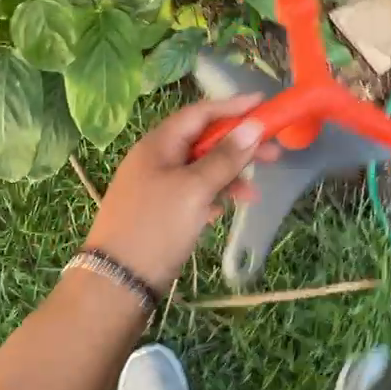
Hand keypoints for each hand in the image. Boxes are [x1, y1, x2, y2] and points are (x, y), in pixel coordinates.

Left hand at [82, 95, 274, 292]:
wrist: (116, 285)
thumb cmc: (156, 228)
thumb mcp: (195, 189)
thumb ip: (224, 157)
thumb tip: (252, 126)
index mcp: (158, 144)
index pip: (200, 113)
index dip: (232, 107)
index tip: (263, 104)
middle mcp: (156, 158)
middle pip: (203, 140)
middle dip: (238, 145)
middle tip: (274, 152)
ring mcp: (156, 186)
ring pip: (200, 168)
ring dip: (229, 174)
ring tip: (255, 193)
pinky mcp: (160, 211)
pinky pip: (193, 192)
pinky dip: (213, 195)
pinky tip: (227, 209)